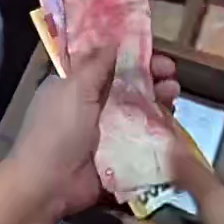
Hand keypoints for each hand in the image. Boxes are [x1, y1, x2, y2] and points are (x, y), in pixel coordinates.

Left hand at [6, 44, 178, 221]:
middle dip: (151, 76)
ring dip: (159, 99)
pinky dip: (160, 127)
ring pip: (140, 109)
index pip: (108, 63)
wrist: (49, 184)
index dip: (131, 55)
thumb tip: (114, 40)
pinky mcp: (120, 153)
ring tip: (174, 93)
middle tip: (171, 74)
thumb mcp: (74, 89)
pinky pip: (144, 136)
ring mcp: (108, 130)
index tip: (153, 50)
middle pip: (128, 84)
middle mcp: (93, 104)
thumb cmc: (58, 130)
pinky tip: (172, 119)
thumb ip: (96, 64)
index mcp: (76, 85)